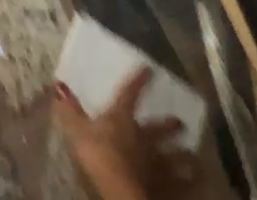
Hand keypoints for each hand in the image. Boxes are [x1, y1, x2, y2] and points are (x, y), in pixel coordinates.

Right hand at [54, 68, 198, 199]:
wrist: (121, 190)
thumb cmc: (98, 156)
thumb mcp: (77, 131)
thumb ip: (69, 110)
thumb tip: (59, 86)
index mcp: (122, 119)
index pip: (130, 94)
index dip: (139, 81)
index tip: (150, 69)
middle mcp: (144, 137)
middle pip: (159, 129)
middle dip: (170, 125)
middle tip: (181, 123)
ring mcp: (158, 162)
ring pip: (176, 157)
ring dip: (184, 156)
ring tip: (193, 155)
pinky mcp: (166, 185)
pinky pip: (182, 185)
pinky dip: (190, 183)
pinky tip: (196, 181)